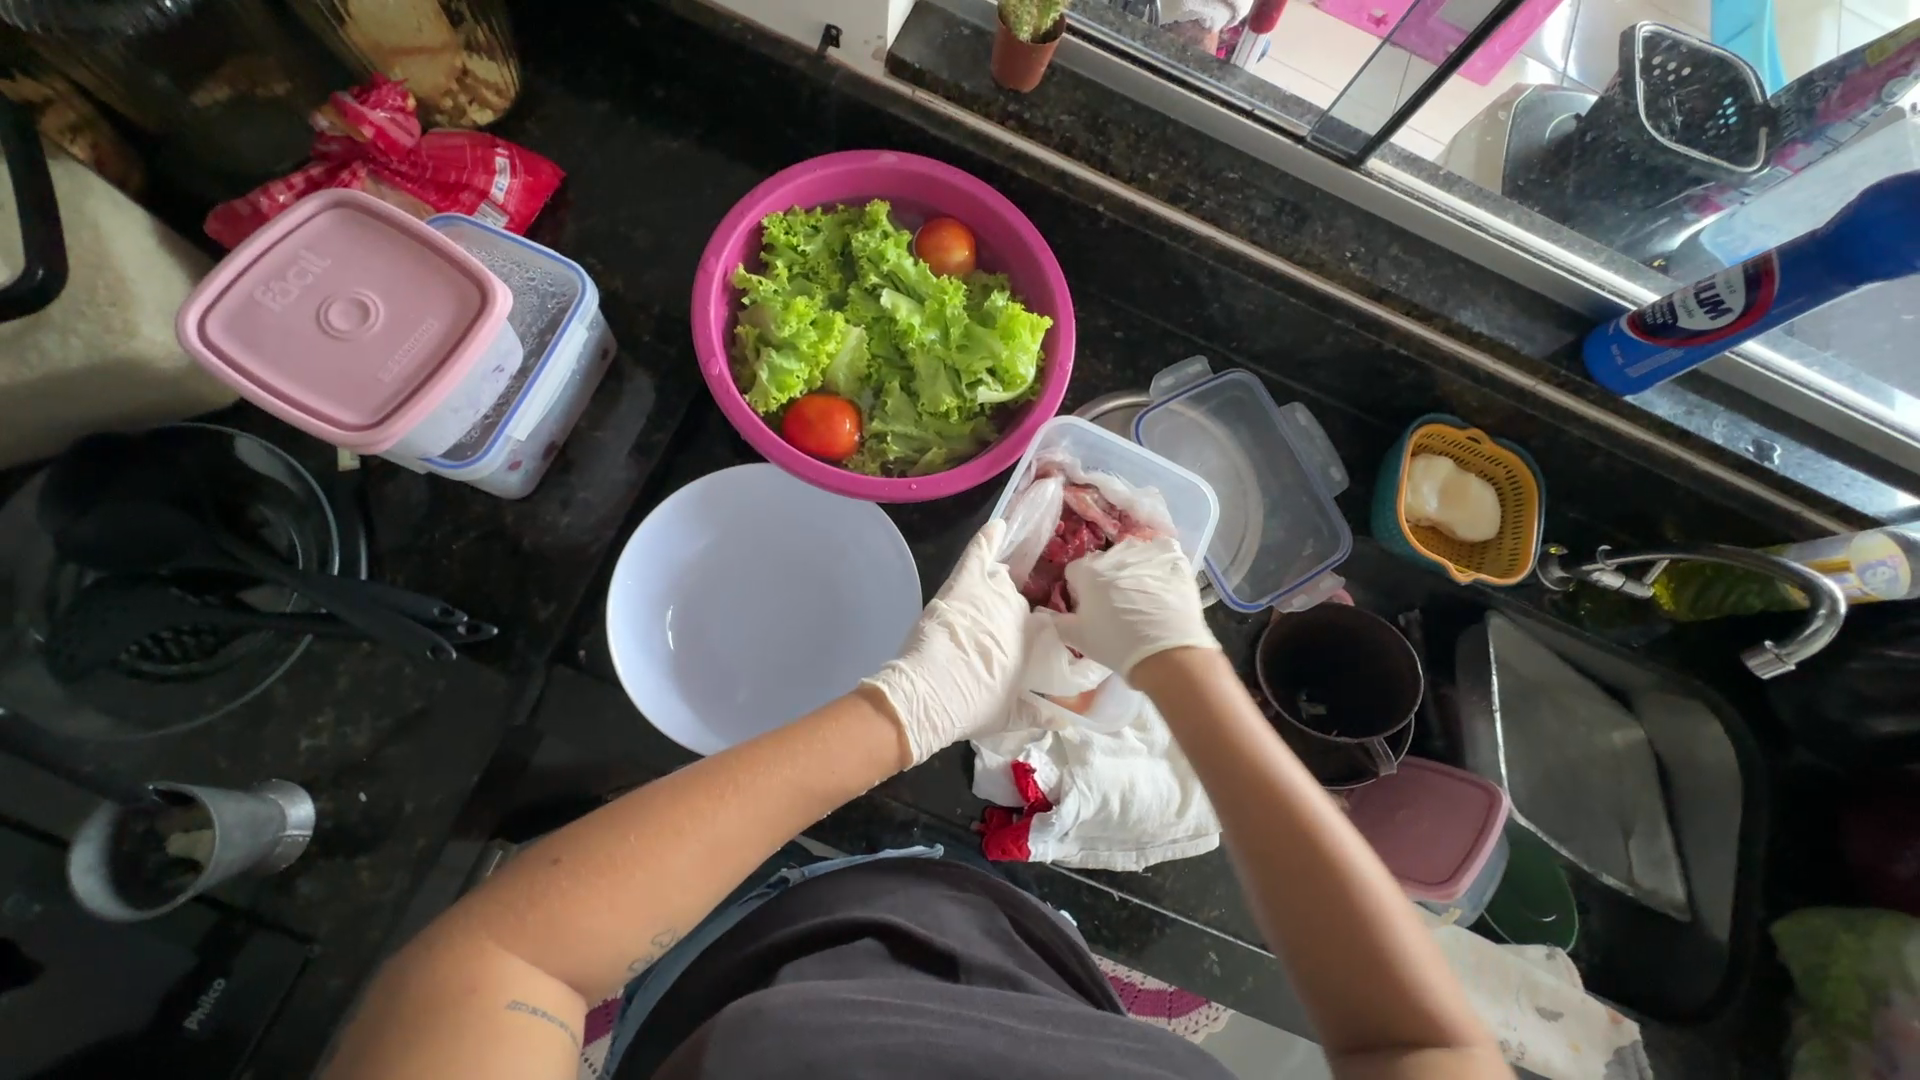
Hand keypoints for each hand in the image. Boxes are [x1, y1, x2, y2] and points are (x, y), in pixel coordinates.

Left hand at [863, 520, 1032, 765]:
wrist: (929, 698)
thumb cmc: (969, 709)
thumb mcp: (1009, 718)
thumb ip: (1037, 716)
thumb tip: (1064, 722)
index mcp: (1032, 642)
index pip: (1044, 625)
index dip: (1037, 629)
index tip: (1032, 636)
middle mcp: (1018, 613)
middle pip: (1018, 600)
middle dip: (1011, 608)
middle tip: (1001, 620)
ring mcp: (991, 595)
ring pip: (1001, 578)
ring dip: (999, 581)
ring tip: (1000, 579)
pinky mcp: (964, 585)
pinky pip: (980, 554)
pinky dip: (988, 538)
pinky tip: (998, 525)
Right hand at [1056, 536, 1217, 677]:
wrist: (1167, 654)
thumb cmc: (1116, 645)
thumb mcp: (1077, 638)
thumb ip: (1056, 621)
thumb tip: (1044, 615)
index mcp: (1088, 571)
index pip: (1075, 571)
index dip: (1079, 590)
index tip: (1088, 608)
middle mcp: (1116, 555)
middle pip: (1104, 562)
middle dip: (1106, 579)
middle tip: (1114, 606)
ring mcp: (1147, 555)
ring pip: (1133, 556)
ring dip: (1133, 570)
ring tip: (1142, 596)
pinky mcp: (1174, 561)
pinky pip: (1163, 552)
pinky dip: (1161, 563)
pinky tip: (1163, 581)